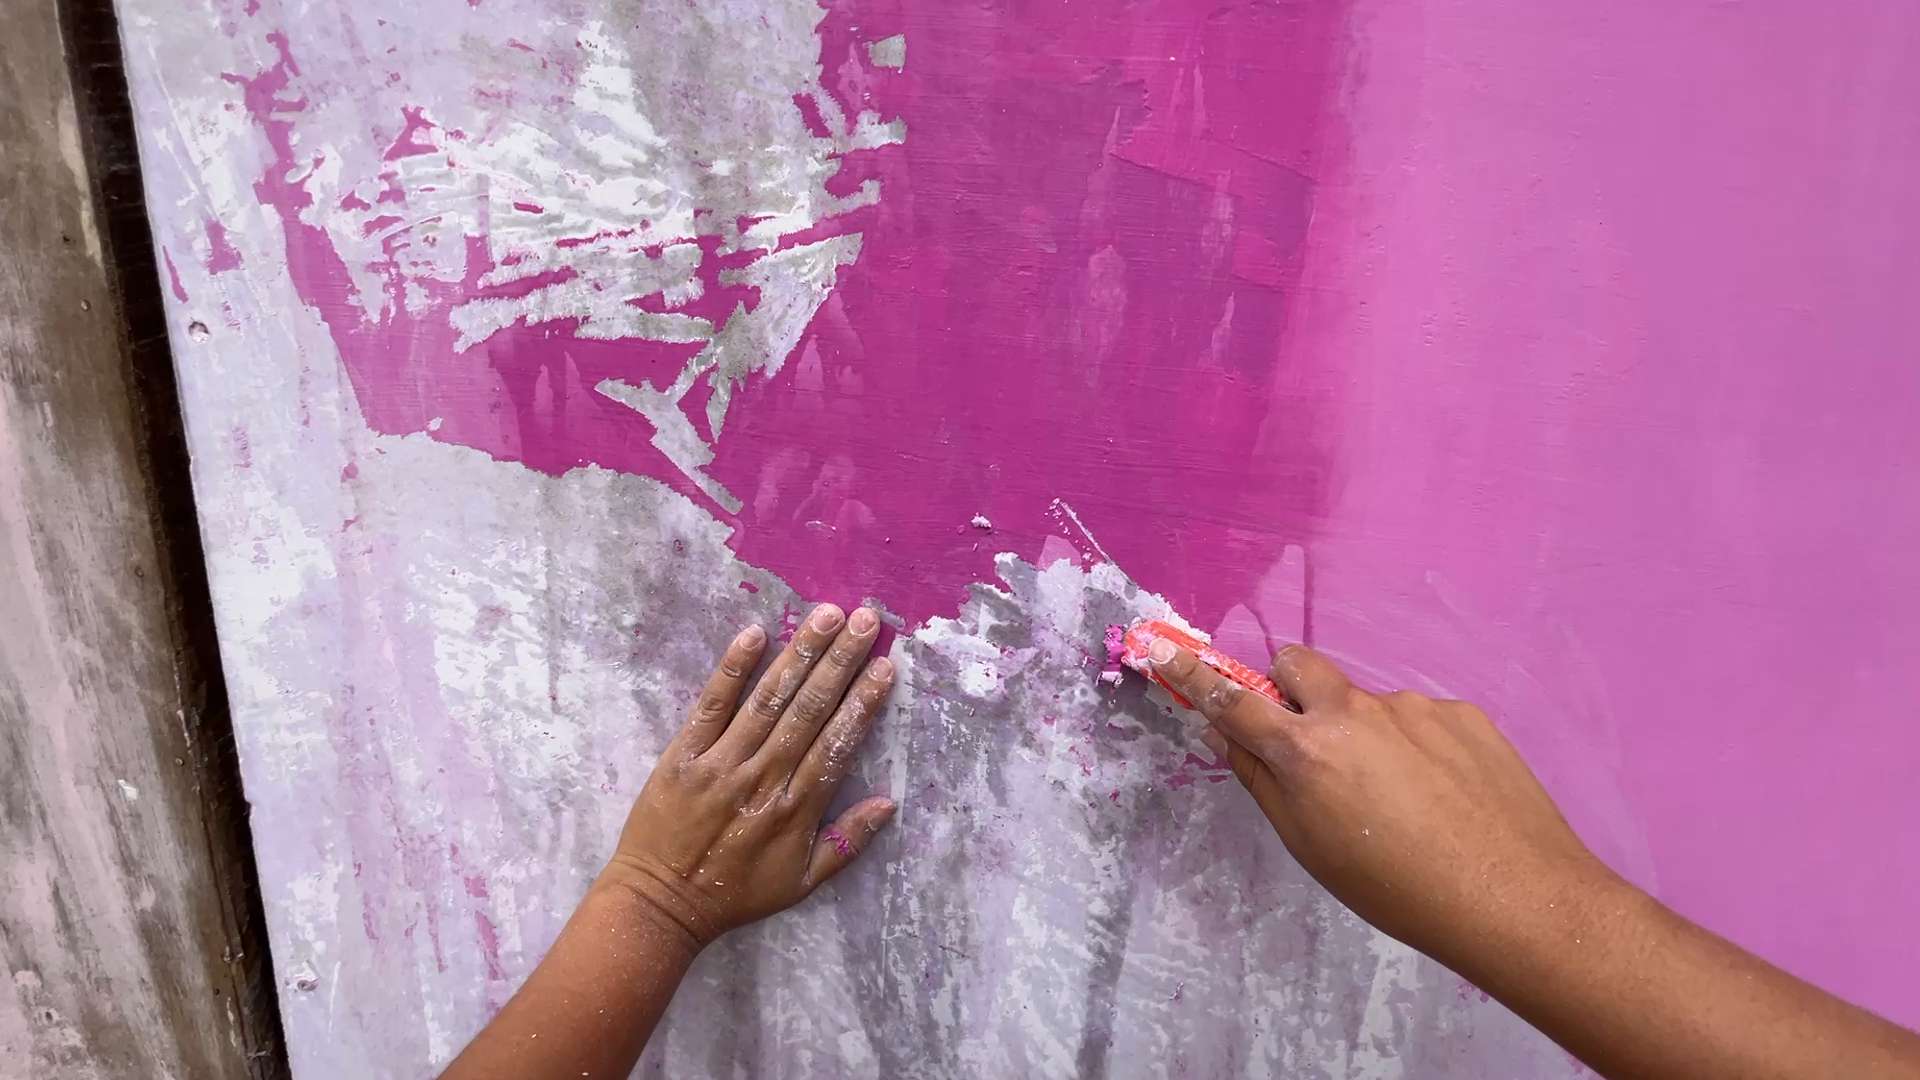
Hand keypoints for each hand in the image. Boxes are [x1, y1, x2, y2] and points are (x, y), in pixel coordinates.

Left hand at [601, 604, 897, 951]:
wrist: (658, 905)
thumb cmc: (735, 893)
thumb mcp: (801, 883)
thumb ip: (848, 843)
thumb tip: (891, 802)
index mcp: (796, 808)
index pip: (837, 743)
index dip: (864, 702)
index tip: (886, 665)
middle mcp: (763, 776)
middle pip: (809, 709)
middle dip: (841, 661)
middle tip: (865, 619)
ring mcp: (722, 761)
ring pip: (768, 698)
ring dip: (800, 653)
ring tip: (826, 615)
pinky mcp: (684, 753)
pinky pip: (711, 704)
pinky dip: (732, 669)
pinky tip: (755, 633)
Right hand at [1150, 639, 1617, 967]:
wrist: (1525, 904)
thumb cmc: (1395, 887)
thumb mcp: (1308, 845)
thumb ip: (1260, 780)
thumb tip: (1228, 734)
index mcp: (1305, 750)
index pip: (1231, 701)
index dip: (1194, 676)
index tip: (1165, 648)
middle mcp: (1351, 712)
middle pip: (1297, 663)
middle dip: (1289, 685)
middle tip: (1310, 734)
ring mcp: (1411, 706)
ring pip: (1362, 701)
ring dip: (1362, 731)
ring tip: (1403, 793)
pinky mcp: (1461, 713)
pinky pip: (1417, 716)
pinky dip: (1414, 744)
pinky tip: (1444, 791)